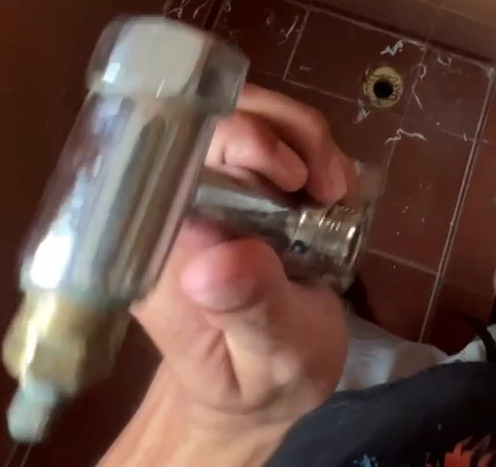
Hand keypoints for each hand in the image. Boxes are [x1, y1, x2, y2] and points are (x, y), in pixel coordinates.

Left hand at [130, 84, 354, 432]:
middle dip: (284, 134)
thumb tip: (212, 260)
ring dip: (308, 139)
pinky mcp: (248, 177)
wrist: (270, 384)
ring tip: (336, 194)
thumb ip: (248, 310)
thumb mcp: (269, 358)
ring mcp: (215, 183)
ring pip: (254, 111)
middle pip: (218, 116)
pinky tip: (334, 193)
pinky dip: (317, 149)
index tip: (292, 178)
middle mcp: (178, 204)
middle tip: (327, 189)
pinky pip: (281, 132)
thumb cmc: (261, 382)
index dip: (237, 141)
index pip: (177, 155)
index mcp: (160, 246)